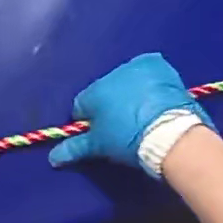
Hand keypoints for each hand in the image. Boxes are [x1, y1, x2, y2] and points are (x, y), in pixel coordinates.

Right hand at [47, 53, 213, 177]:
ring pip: (125, 82)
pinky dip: (148, 84)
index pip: (81, 107)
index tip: (101, 135)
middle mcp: (112, 73)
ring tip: (141, 116)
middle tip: (122, 129)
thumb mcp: (98, 146)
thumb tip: (52, 157)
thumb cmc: (127, 139)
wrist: (170, 133)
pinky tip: (154, 100)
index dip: (89, 123)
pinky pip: (147, 73)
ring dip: (129, 94)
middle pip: (104, 93)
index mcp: (93, 92)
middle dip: (110, 107)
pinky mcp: (159, 65)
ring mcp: (136, 67)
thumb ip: (74, 148)